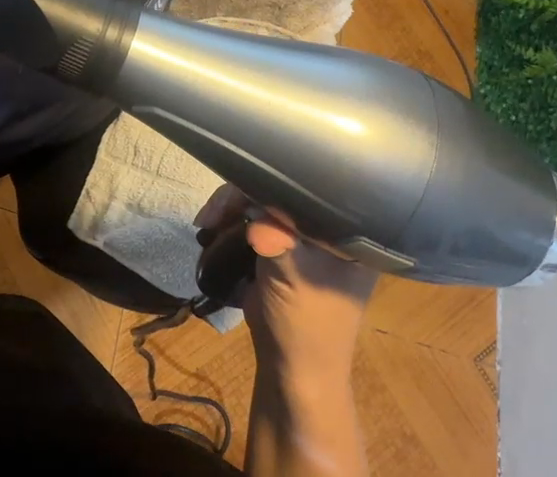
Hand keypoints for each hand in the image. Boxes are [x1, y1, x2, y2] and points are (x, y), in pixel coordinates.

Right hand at [196, 186, 378, 377]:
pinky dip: (234, 226)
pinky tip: (214, 231)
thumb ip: (276, 237)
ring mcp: (306, 243)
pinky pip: (256, 226)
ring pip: (264, 208)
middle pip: (280, 195)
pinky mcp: (284, 254)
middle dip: (239, 201)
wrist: (294, 372)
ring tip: (206, 225)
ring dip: (231, 213)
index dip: (267, 184)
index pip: (307, 189)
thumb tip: (254, 208)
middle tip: (208, 218)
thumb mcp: (292, 276)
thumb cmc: (305, 326)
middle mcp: (330, 232)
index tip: (231, 199)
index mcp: (349, 234)